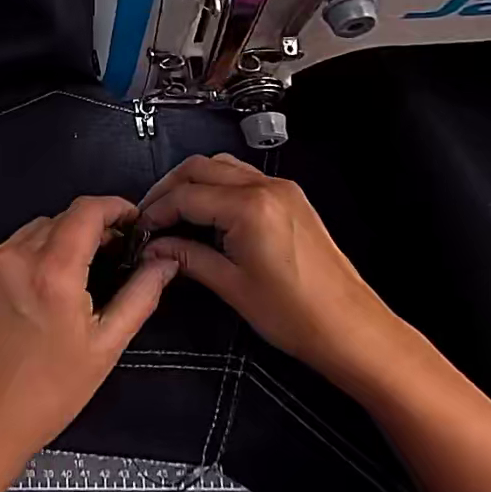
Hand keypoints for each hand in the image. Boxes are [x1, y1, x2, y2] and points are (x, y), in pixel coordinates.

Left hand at [0, 196, 177, 461]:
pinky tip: (53, 279)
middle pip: (68, 216)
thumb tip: (166, 262)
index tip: (135, 222)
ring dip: (69, 235)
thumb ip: (141, 294)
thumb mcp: (106, 345)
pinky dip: (43, 247)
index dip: (116, 206)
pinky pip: (21, 241)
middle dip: (97, 226)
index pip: (88, 210)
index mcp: (53, 272)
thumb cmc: (50, 390)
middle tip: (118, 254)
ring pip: (44, 225)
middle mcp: (19, 256)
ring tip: (86, 268)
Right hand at [139, 155, 399, 379]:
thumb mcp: (232, 287)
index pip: (187, 195)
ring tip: (174, 211)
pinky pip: (245, 176)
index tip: (139, 228)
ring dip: (194, 181)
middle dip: (170, 187)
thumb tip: (154, 247)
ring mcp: (281, 187)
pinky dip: (219, 184)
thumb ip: (188, 258)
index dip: (156, 210)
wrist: (351, 326)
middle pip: (202, 167)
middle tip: (149, 215)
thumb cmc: (292, 314)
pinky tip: (208, 211)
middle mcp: (265, 185)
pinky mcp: (291, 195)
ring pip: (223, 165)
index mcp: (249, 207)